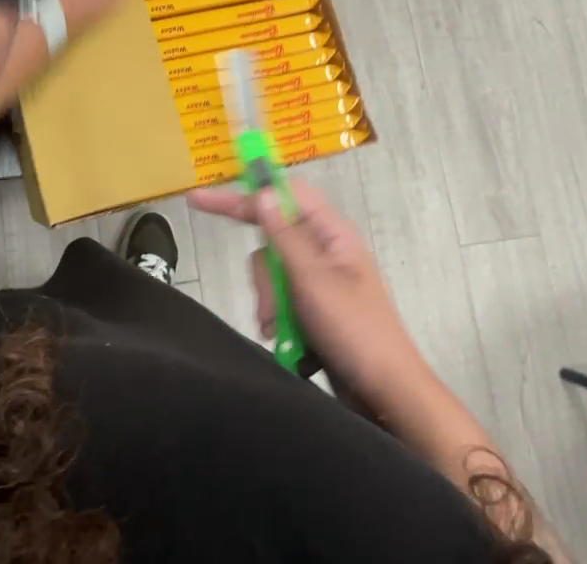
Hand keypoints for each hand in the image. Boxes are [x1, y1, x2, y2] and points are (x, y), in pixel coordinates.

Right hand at [188, 181, 412, 404]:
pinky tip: (284, 338)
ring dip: (269, 300)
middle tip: (273, 302)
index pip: (283, 194)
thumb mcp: (313, 280)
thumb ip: (285, 235)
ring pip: (270, 272)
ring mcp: (318, 281)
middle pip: (270, 238)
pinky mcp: (312, 308)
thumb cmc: (355, 330)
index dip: (245, 195)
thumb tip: (263, 192)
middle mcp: (324, 251)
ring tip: (282, 328)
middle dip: (263, 273)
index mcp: (332, 234)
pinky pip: (278, 298)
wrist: (386, 393)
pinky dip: (275, 316)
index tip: (200, 201)